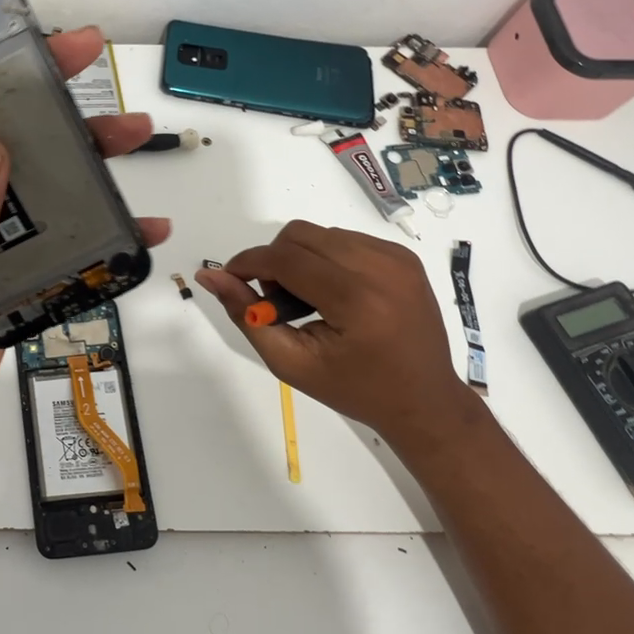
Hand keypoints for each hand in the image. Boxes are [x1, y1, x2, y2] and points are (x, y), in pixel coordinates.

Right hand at [195, 220, 473, 449]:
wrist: (424, 400)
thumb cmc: (353, 389)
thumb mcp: (291, 361)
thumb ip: (246, 315)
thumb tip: (208, 276)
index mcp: (356, 300)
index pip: (285, 259)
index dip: (248, 264)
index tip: (232, 280)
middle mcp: (381, 268)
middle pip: (300, 236)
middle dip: (275, 261)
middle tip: (277, 300)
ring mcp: (397, 259)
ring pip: (321, 234)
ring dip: (300, 258)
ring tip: (308, 299)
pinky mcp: (404, 256)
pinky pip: (346, 239)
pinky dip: (327, 258)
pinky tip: (334, 293)